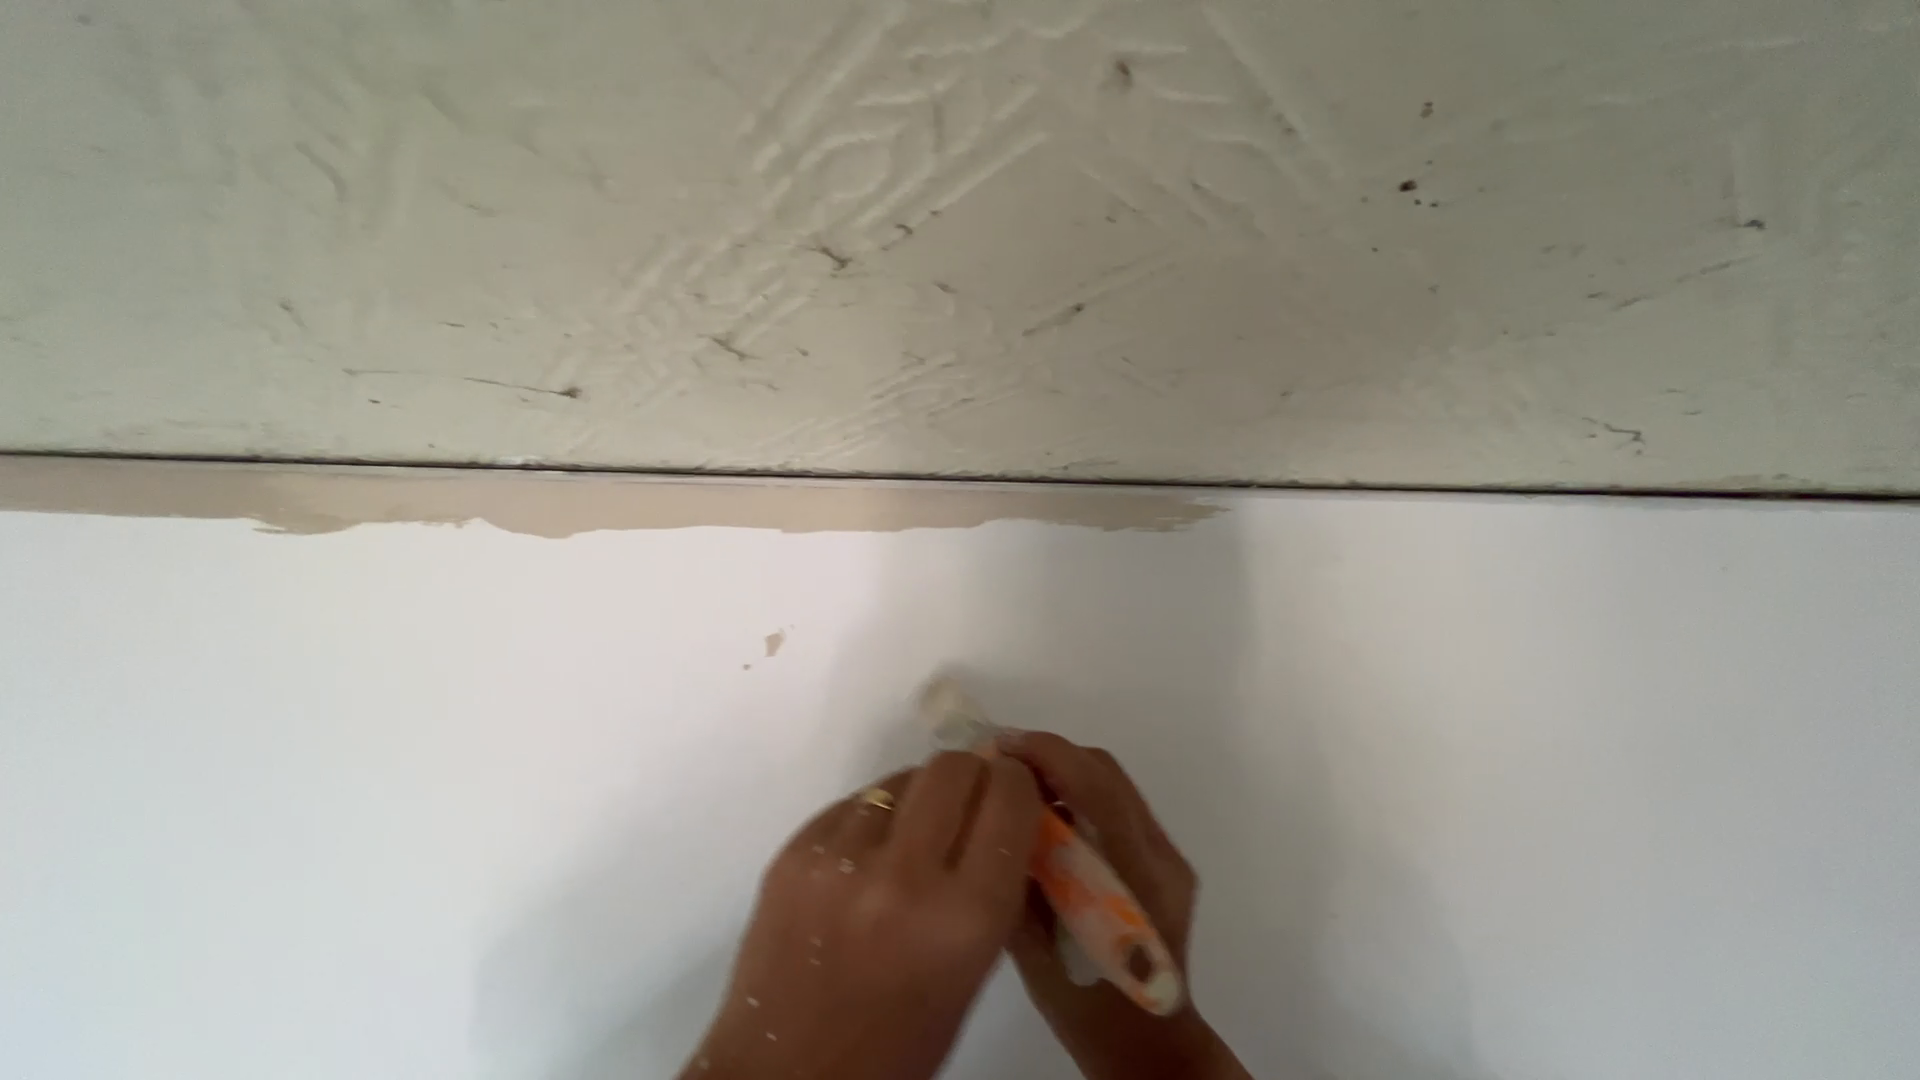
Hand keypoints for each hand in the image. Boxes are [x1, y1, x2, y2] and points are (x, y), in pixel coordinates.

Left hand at [679, 752, 1043, 1079]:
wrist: (785, 1073)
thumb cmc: (899, 1038)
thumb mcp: (972, 968)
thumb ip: (993, 887)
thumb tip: (1004, 812)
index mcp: (964, 917)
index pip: (1010, 800)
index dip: (1018, 783)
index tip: (1016, 787)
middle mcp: (905, 874)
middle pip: (953, 768)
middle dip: (972, 774)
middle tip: (969, 800)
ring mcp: (841, 857)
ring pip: (901, 778)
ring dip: (919, 796)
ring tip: (912, 834)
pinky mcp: (795, 849)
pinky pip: (854, 802)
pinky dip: (873, 816)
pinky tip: (867, 855)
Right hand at [1000, 733, 1249, 1079]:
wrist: (1148, 1045)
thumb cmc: (1085, 1006)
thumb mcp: (1034, 946)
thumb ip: (1019, 875)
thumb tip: (990, 815)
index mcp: (1134, 878)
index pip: (1095, 785)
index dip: (1045, 753)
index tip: (998, 747)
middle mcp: (1160, 856)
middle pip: (1105, 770)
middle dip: (1049, 754)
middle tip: (1000, 763)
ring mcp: (1168, 857)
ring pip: (1113, 781)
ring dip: (1064, 771)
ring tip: (1018, 785)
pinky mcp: (1166, 861)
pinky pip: (1118, 804)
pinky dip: (1079, 792)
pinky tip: (1048, 814)